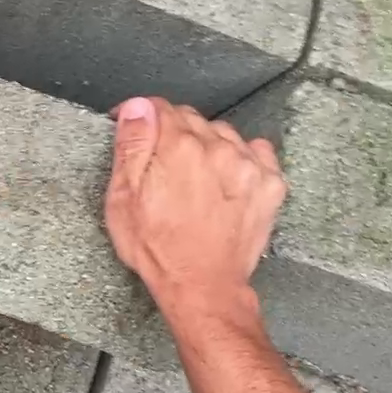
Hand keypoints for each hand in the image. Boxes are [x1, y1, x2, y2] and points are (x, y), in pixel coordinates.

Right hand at [103, 97, 285, 326]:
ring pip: (221, 133)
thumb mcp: (122, 199)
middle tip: (157, 163)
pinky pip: (255, 151)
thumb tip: (137, 107)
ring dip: (204, 144)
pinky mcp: (269, 184)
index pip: (158, 107)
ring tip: (190, 176)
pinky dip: (238, 157)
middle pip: (190, 118)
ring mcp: (247, 165)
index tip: (130, 127)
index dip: (139, 116)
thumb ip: (132, 146)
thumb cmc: (156, 248)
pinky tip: (222, 178)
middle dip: (170, 132)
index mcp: (176, 148)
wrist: (201, 285)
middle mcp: (217, 147)